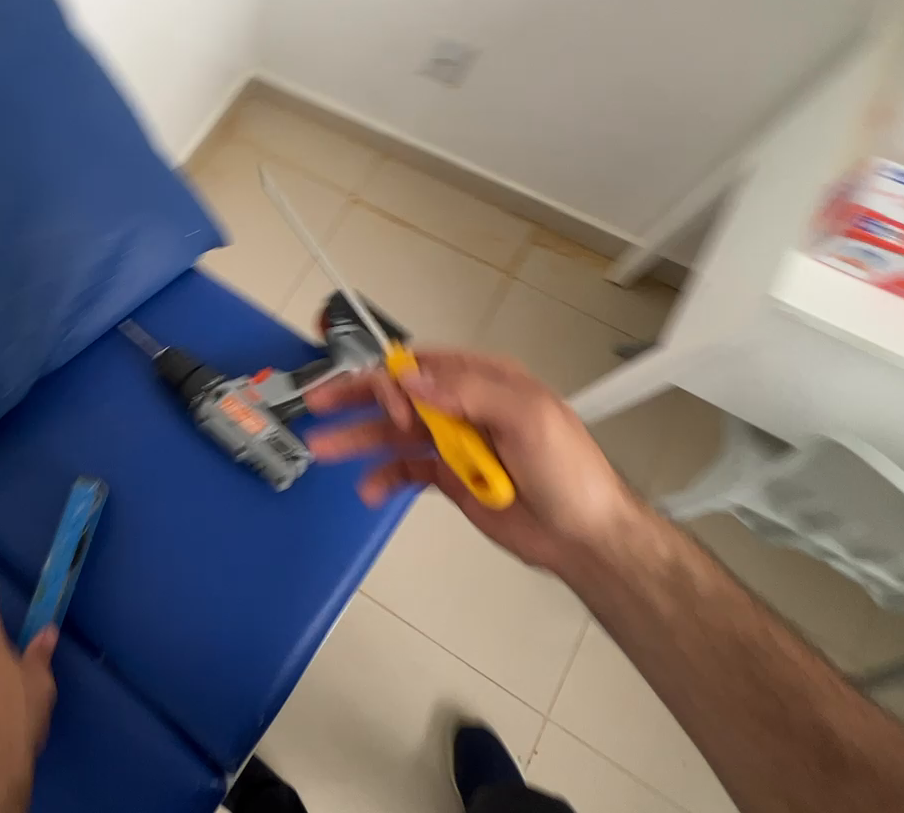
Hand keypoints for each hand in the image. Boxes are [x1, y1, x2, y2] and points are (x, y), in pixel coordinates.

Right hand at [306, 351, 644, 572]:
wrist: (585, 538)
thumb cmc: (566, 471)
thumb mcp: (528, 418)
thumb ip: (468, 391)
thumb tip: (408, 376)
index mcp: (483, 381)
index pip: (423, 366)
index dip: (395, 379)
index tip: (389, 407)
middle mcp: (460, 406)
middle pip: (397, 395)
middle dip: (356, 399)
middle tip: (317, 404)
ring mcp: (451, 442)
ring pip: (392, 432)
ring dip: (357, 437)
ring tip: (321, 447)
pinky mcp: (446, 476)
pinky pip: (404, 470)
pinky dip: (382, 478)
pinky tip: (369, 490)